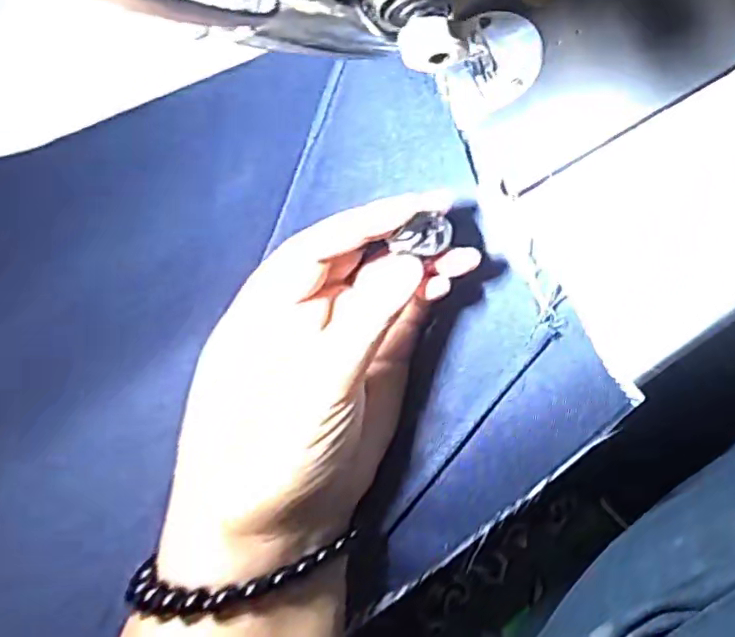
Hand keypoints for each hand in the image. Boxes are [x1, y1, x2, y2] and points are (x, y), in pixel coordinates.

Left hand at [155, 193, 481, 587]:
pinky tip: (454, 279)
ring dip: (429, 261)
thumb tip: (409, 262)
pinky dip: (436, 288)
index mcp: (269, 315)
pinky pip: (413, 306)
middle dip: (406, 233)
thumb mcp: (314, 389)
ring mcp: (350, 332)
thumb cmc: (269, 460)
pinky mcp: (383, 352)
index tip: (421, 206)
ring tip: (465, 256)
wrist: (281, 528)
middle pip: (362, 255)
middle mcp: (311, 314)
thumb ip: (363, 322)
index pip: (321, 248)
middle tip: (451, 221)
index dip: (370, 220)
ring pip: (393, 278)